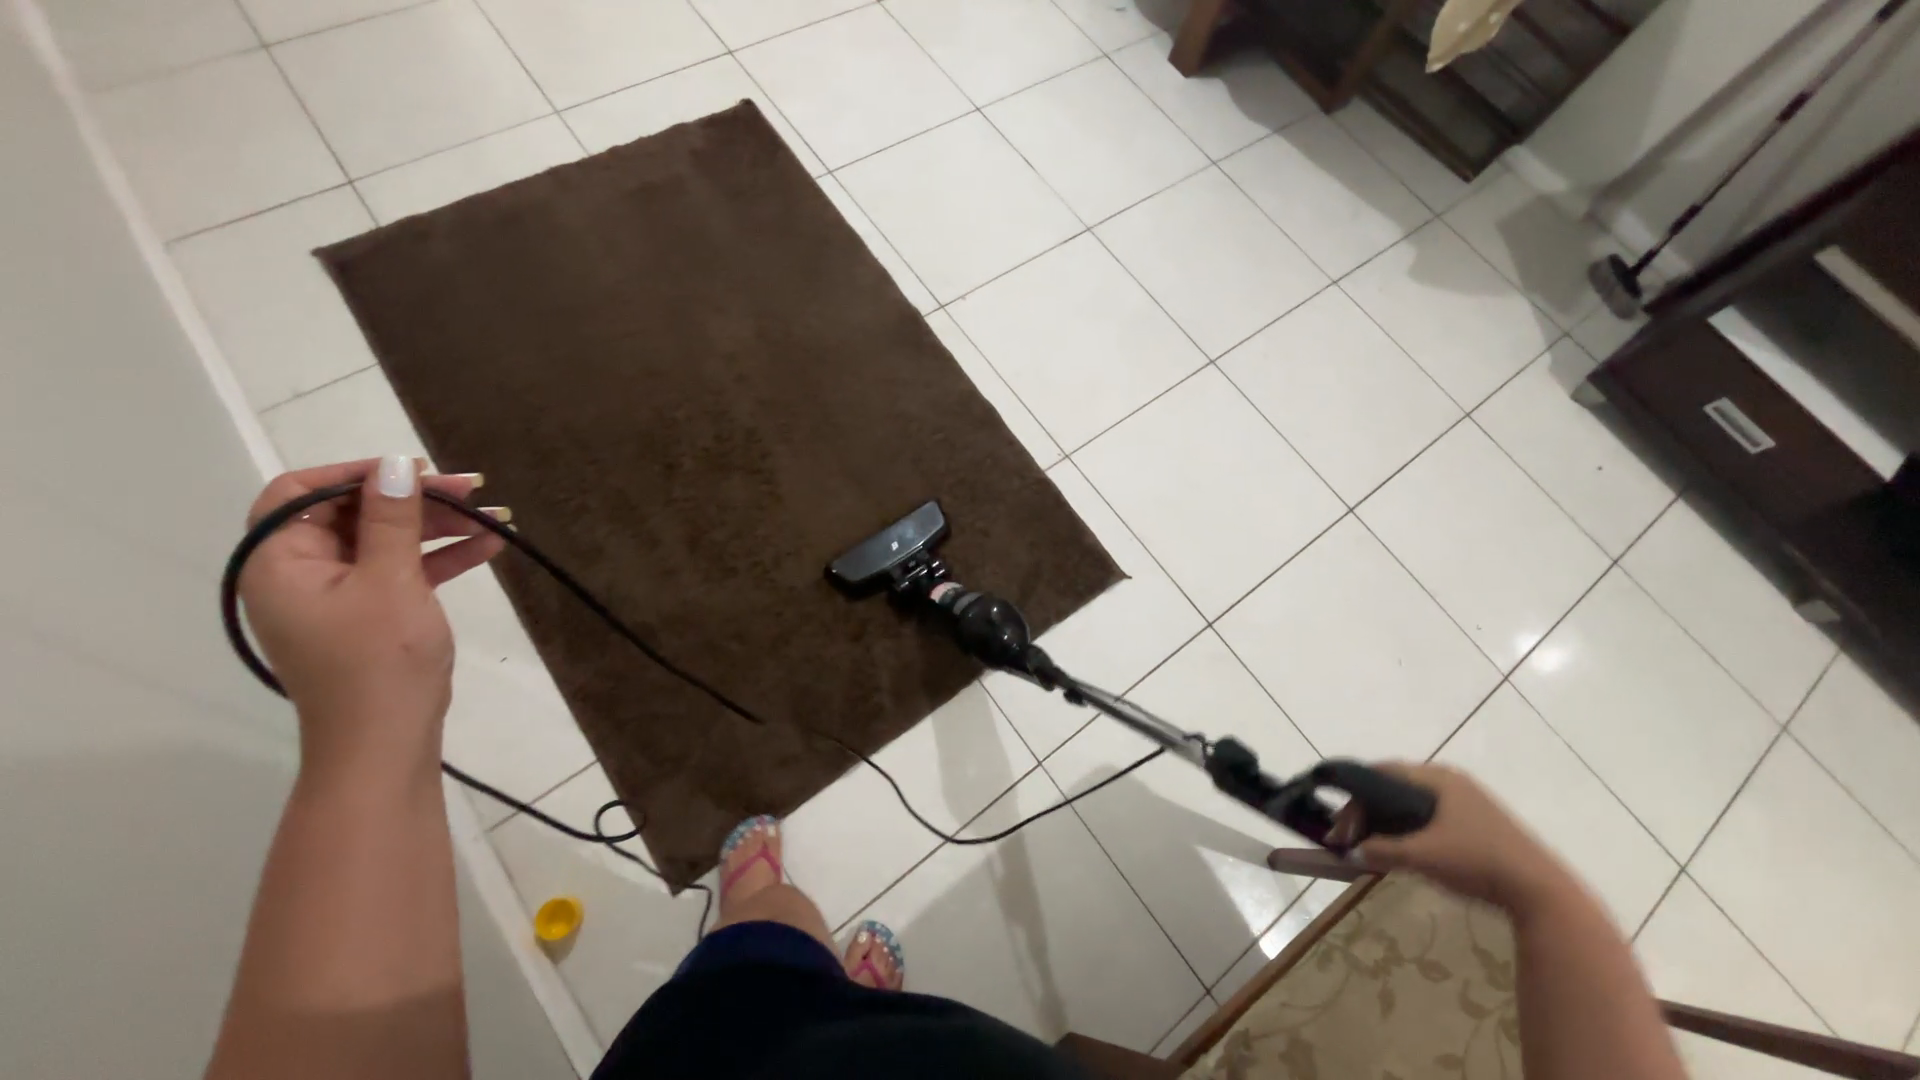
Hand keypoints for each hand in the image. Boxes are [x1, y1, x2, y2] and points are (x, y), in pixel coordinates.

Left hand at [239, 456, 506, 782]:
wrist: (384, 743)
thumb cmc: (379, 659)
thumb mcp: (390, 580)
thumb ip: (392, 518)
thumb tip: (396, 464)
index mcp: (278, 561)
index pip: (303, 492)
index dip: (359, 472)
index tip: (417, 469)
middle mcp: (297, 574)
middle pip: (353, 515)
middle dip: (415, 500)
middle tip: (473, 490)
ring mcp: (335, 598)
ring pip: (384, 543)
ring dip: (438, 528)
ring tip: (494, 516)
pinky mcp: (368, 617)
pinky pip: (400, 572)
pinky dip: (439, 559)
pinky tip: (487, 547)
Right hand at [1345, 763, 1574, 915]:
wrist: (1541, 892)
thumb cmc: (1477, 861)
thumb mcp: (1422, 856)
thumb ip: (1381, 850)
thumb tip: (1351, 852)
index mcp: (1438, 778)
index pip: (1382, 772)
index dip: (1355, 795)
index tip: (1340, 823)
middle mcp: (1451, 782)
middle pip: (1395, 788)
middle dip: (1368, 811)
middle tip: (1350, 837)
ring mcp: (1468, 802)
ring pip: (1413, 804)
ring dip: (1388, 822)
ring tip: (1371, 845)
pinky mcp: (1477, 824)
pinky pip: (1430, 817)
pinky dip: (1408, 828)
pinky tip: (1402, 850)